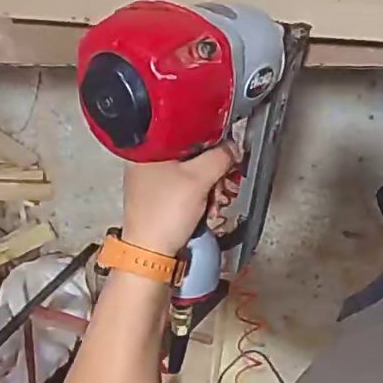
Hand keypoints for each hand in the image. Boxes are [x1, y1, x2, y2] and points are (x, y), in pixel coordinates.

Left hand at [120, 143, 237, 254]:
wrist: (151, 252)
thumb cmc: (166, 213)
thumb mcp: (199, 178)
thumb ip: (221, 156)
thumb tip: (235, 147)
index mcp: (149, 147)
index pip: (190, 130)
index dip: (214, 141)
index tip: (228, 156)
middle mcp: (148, 160)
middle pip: (195, 154)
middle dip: (215, 172)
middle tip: (223, 185)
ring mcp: (154, 180)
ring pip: (194, 172)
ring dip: (212, 187)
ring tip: (216, 201)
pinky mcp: (161, 196)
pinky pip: (188, 187)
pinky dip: (203, 196)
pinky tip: (209, 208)